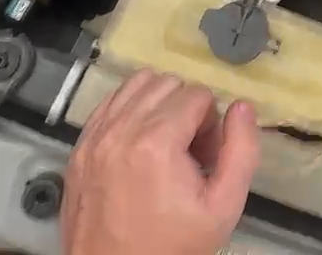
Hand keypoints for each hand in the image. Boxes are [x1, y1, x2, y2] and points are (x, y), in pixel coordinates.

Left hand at [63, 69, 258, 254]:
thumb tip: (241, 106)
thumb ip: (242, 150)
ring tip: (164, 143)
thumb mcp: (224, 207)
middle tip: (188, 152)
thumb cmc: (173, 249)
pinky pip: (109, 102)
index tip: (206, 158)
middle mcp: (121, 129)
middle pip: (168, 84)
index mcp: (156, 141)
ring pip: (137, 84)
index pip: (197, 95)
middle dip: (186, 109)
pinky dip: (129, 110)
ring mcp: (94, 138)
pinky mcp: (78, 150)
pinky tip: (138, 143)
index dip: (210, 123)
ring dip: (158, 103)